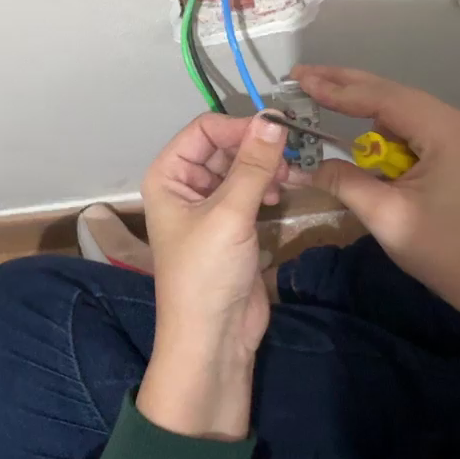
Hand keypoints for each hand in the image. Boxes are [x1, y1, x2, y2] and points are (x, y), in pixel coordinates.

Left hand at [135, 111, 291, 439]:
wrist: (213, 338)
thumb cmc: (208, 273)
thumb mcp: (230, 214)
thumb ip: (254, 165)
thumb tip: (275, 120)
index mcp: (168, 176)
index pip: (204, 130)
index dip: (239, 127)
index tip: (277, 133)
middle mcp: (184, 185)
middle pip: (224, 146)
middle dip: (257, 148)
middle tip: (291, 158)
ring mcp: (208, 205)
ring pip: (240, 167)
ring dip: (266, 167)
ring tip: (290, 179)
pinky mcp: (232, 225)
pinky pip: (250, 190)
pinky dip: (268, 186)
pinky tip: (282, 195)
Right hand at [289, 65, 459, 305]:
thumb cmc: (440, 249)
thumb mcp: (384, 216)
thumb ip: (343, 181)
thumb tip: (305, 164)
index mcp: (448, 133)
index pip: (384, 100)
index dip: (338, 90)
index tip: (301, 81)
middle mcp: (459, 120)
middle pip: (392, 93)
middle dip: (344, 85)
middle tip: (301, 76)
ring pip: (398, 106)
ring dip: (360, 107)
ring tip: (319, 100)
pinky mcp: (456, 143)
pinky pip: (409, 124)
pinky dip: (380, 126)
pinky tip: (356, 134)